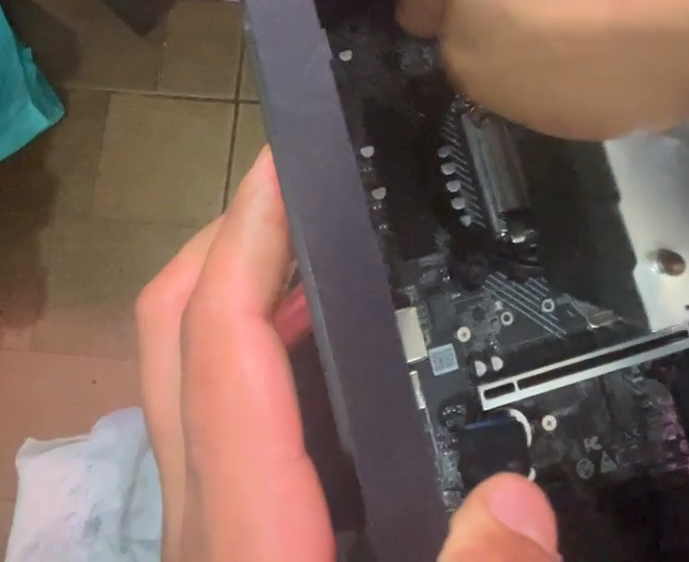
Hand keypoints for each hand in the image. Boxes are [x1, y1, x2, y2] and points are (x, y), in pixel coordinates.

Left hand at [137, 147, 329, 560]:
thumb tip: (517, 497)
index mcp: (247, 534)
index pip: (220, 345)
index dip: (247, 237)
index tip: (285, 163)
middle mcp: (206, 511)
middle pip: (172, 328)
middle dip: (225, 235)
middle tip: (298, 184)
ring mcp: (207, 517)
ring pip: (187, 359)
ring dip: (241, 280)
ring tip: (322, 241)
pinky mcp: (225, 527)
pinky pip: (221, 400)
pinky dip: (263, 339)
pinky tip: (330, 344)